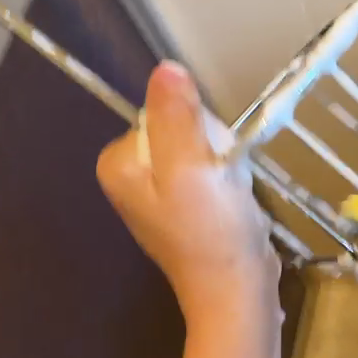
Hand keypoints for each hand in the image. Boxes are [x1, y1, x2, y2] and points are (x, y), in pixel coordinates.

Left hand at [98, 62, 278, 321]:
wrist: (236, 291)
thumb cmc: (211, 232)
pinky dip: (231, 185)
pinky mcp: (189, 208)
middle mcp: (133, 175)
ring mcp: (161, 193)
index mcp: (121, 163)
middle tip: (223, 185)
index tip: (209, 163)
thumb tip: (166, 66)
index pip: (166, 111)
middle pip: (185, 128)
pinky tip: (235, 208)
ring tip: (231, 199)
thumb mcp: (191, 168)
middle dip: (214, 150)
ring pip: (206, 150)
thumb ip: (177, 116)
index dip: (199, 130)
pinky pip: (215, 173)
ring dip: (228, 168)